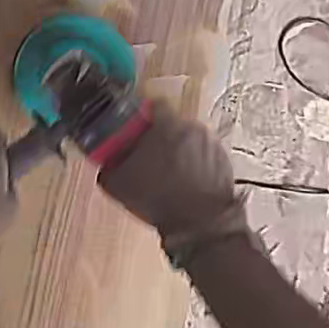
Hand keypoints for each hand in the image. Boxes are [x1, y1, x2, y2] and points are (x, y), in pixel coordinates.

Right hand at [98, 106, 242, 241]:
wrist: (200, 223)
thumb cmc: (158, 199)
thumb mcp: (117, 184)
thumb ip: (108, 163)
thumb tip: (104, 157)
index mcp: (164, 126)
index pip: (154, 104)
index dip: (142, 115)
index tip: (135, 128)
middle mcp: (190, 128)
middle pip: (171, 123)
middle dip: (160, 136)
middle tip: (148, 155)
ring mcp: (210, 143)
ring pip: (187, 138)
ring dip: (177, 149)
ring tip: (167, 172)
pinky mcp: (223, 159)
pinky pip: (203, 153)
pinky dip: (194, 162)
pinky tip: (183, 181)